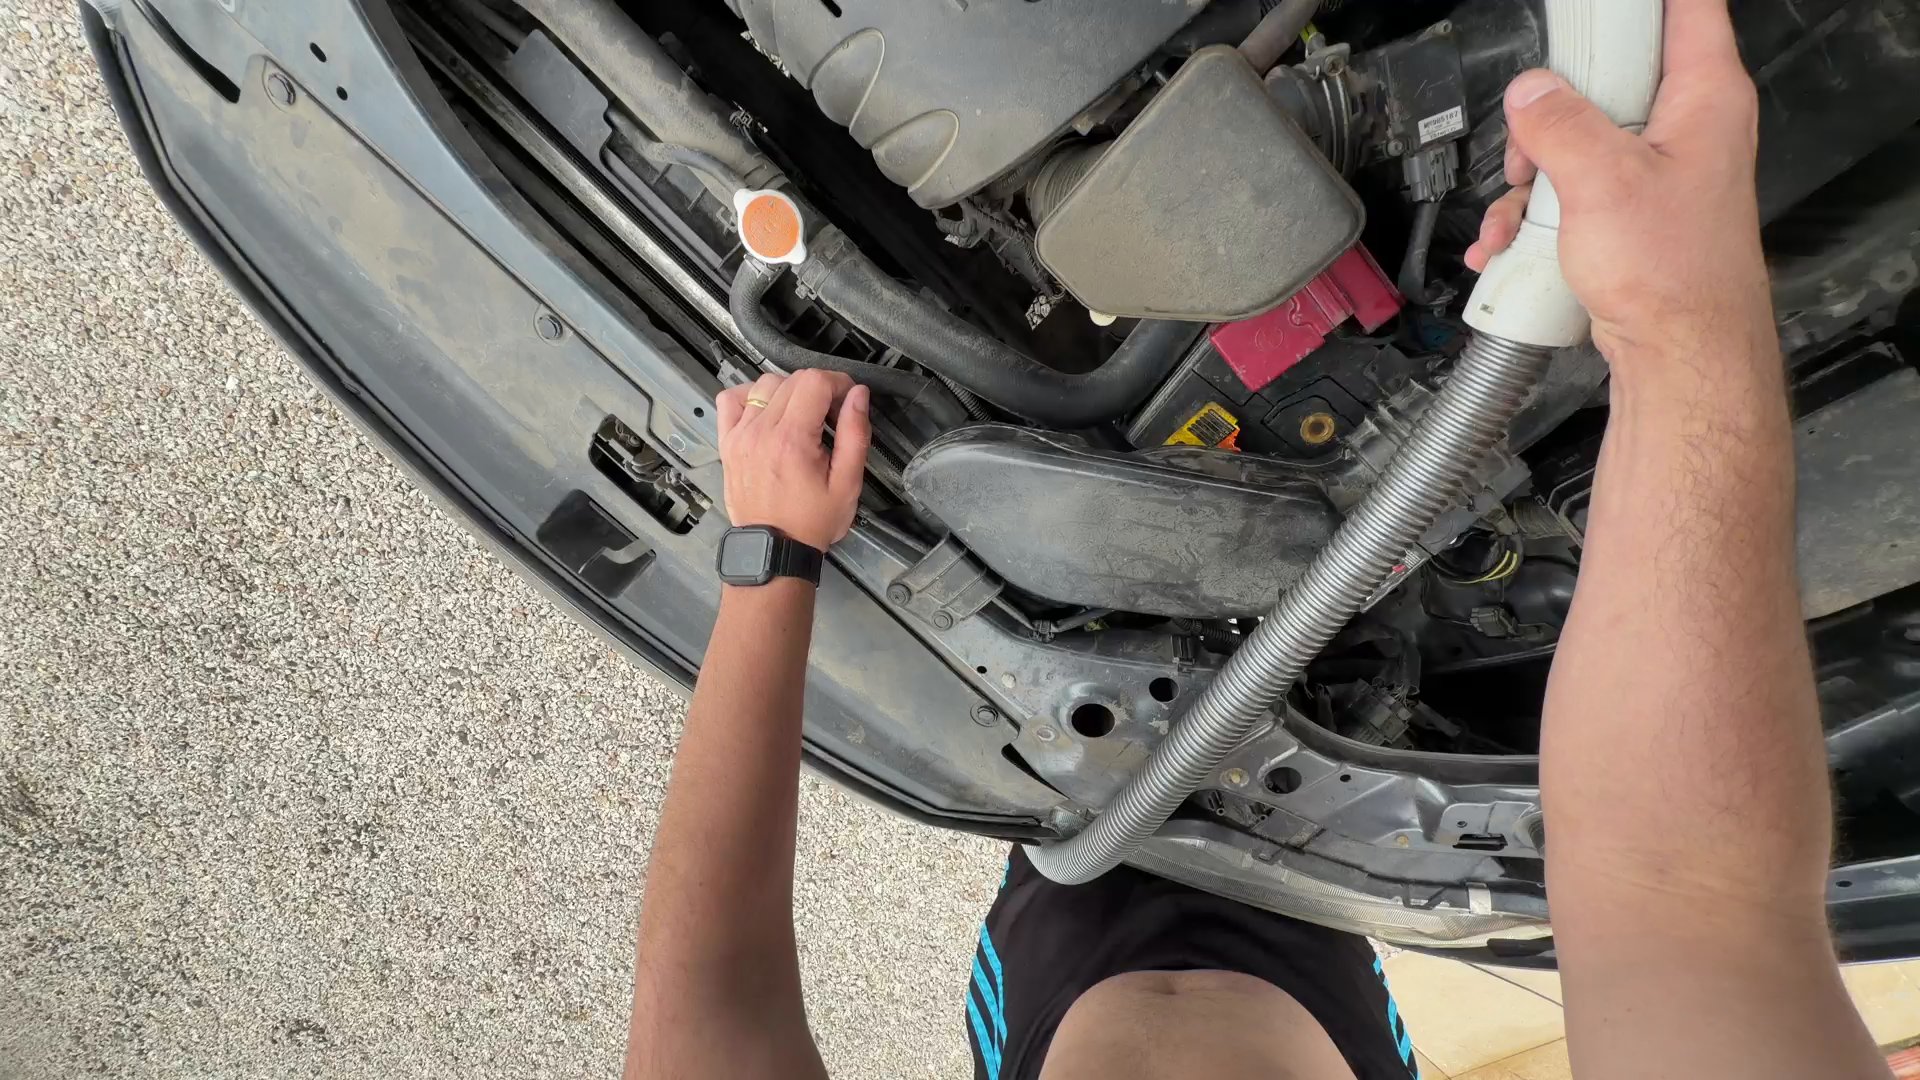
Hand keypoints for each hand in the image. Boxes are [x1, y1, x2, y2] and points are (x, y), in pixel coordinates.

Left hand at [715, 368, 870, 551]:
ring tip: (802, 416)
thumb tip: (858, 396)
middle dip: (819, 389)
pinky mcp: (728, 443)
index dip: (839, 384)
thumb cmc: (811, 522)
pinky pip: (731, 400)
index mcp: (792, 439)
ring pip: (764, 384)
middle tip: (831, 416)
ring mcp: (740, 435)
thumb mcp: (847, 483)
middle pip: (791, 379)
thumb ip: (855, 434)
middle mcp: (761, 431)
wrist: (775, 548)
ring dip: (788, 391)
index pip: (815, 381)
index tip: (847, 400)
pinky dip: (750, 396)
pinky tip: (768, 413)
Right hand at [1464, 0, 1774, 378]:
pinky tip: (1506, 248)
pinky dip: (1527, 225)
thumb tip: (1529, 90)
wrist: (1671, 339)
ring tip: (1508, 229)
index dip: (1636, 9)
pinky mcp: (1617, 218)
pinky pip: (1561, 203)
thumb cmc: (1666, 265)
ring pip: (1568, 156)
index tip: (1590, 16)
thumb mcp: (1600, 182)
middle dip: (1542, 131)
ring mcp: (1645, 178)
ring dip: (1521, 194)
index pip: (1683, 15)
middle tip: (1525, 160)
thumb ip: (1561, 127)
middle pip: (1599, 96)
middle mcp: (1677, 132)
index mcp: (1699, 100)